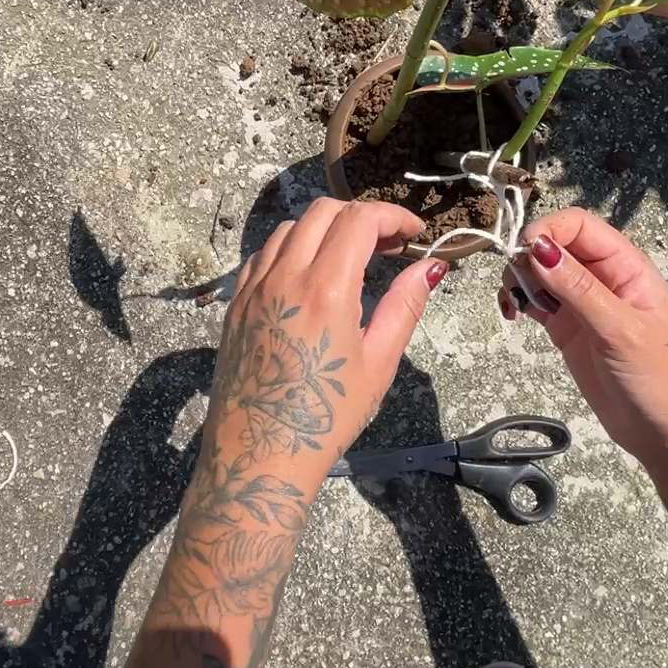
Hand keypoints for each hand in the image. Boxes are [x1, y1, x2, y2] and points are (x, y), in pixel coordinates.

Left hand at [209, 198, 447, 485]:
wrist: (258, 455)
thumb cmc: (327, 415)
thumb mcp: (378, 362)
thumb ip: (404, 305)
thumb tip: (431, 266)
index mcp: (324, 288)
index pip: (360, 219)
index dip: (393, 216)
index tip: (413, 233)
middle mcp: (284, 275)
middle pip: (324, 211)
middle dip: (361, 217)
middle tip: (387, 245)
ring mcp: (253, 286)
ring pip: (290, 227)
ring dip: (325, 229)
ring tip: (350, 258)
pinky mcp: (235, 301)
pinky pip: (264, 253)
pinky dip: (292, 247)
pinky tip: (308, 275)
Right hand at [498, 207, 667, 468]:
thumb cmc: (663, 382)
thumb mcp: (621, 331)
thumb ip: (578, 289)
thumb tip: (537, 248)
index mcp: (626, 266)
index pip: (579, 225)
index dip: (548, 230)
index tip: (524, 253)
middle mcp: (602, 277)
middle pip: (554, 244)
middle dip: (527, 256)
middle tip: (514, 284)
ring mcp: (582, 303)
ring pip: (540, 271)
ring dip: (518, 278)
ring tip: (512, 303)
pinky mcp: (567, 328)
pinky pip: (535, 300)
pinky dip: (517, 299)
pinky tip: (513, 314)